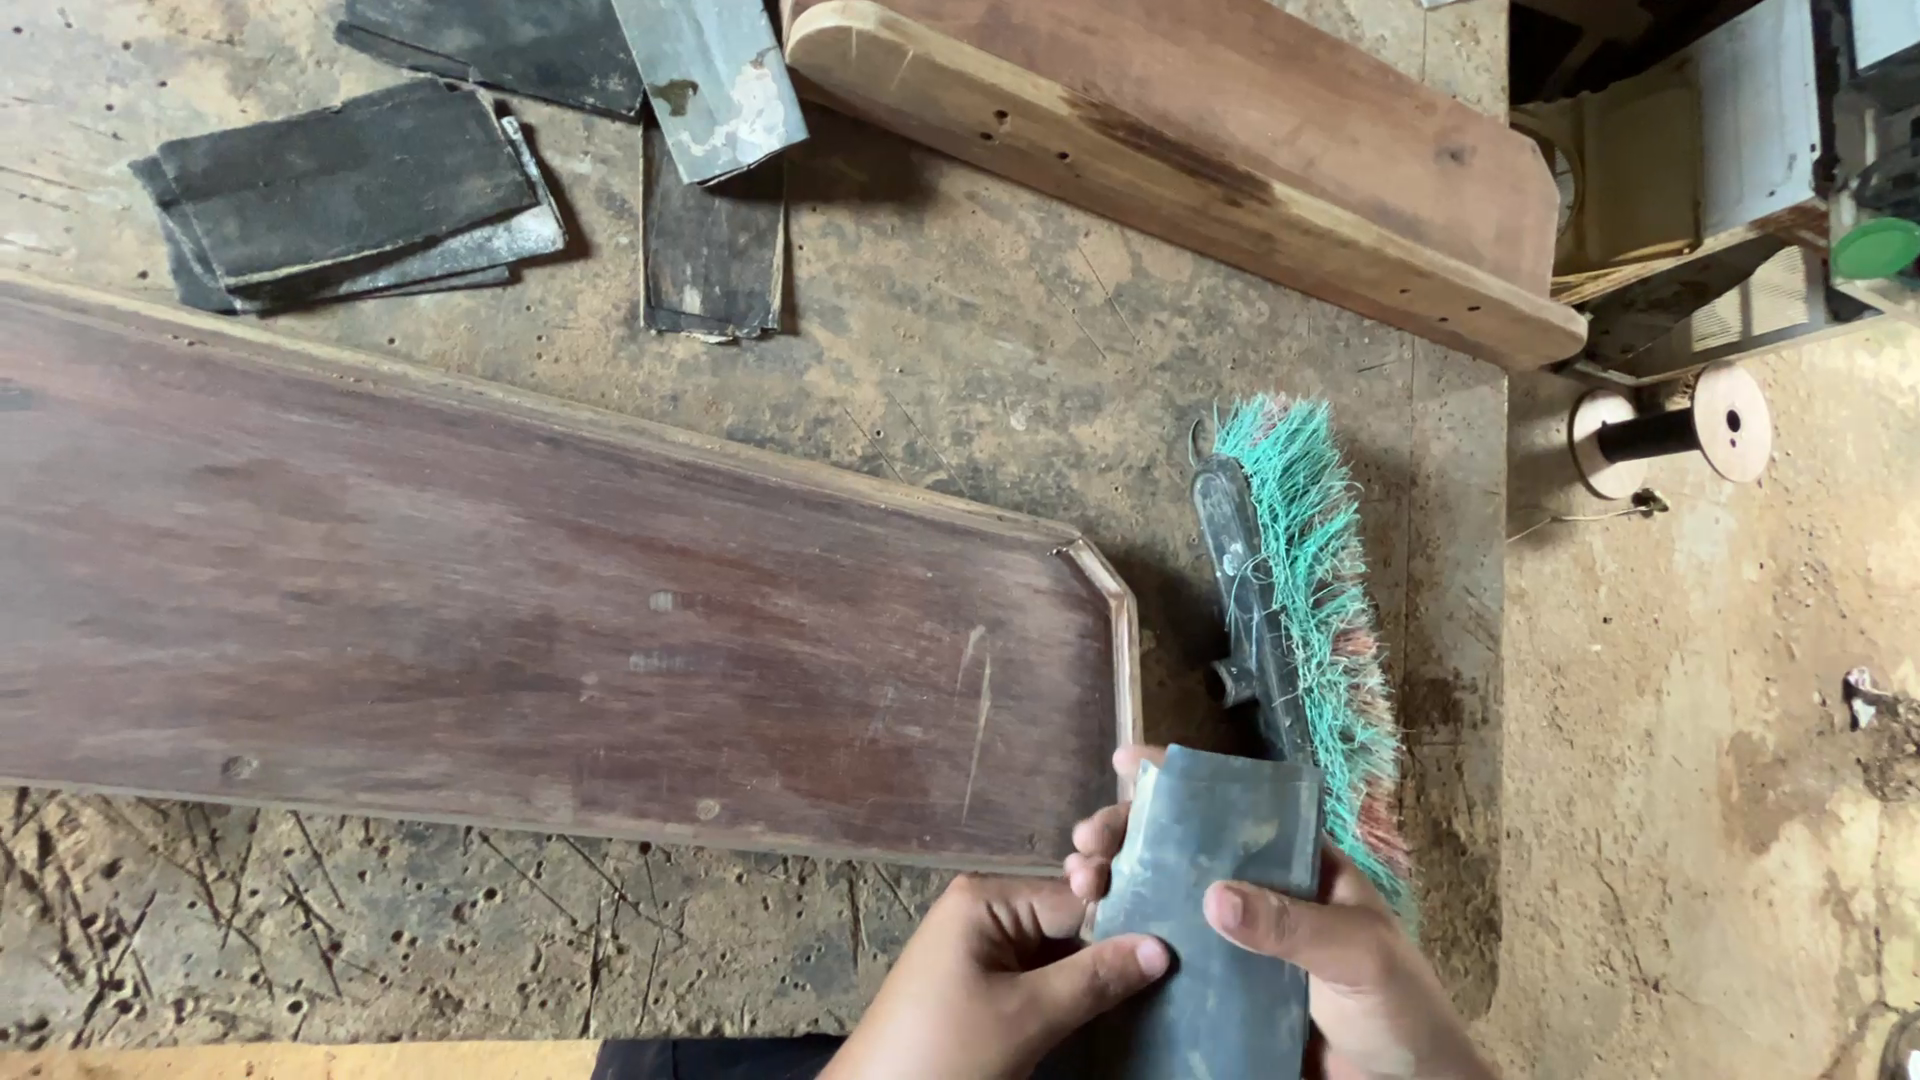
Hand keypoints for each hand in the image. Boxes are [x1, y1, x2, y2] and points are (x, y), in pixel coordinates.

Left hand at [821, 874, 1169, 1079]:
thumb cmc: (947, 1052)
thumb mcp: (1026, 1017)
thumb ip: (1094, 979)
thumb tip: (1162, 947)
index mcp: (987, 898)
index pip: (1073, 899)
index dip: (1123, 924)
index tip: (1177, 942)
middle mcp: (984, 908)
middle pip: (1065, 919)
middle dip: (1108, 946)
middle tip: (1171, 966)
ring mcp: (980, 944)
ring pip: (1054, 949)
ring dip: (1091, 972)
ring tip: (1150, 984)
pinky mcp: (980, 979)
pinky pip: (1035, 971)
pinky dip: (1066, 989)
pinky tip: (1105, 1002)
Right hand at [1067, 745, 1496, 1079]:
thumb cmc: (1400, 1009)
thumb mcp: (1359, 954)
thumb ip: (1294, 925)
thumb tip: (1214, 897)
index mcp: (1292, 860)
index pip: (1231, 803)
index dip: (1176, 775)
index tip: (1125, 760)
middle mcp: (1252, 885)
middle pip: (1178, 841)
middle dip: (1125, 827)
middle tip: (1089, 839)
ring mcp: (1230, 934)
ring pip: (1160, 888)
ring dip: (1114, 873)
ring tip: (1082, 880)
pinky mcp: (1215, 982)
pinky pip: (1162, 945)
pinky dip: (1123, 929)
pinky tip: (1093, 923)